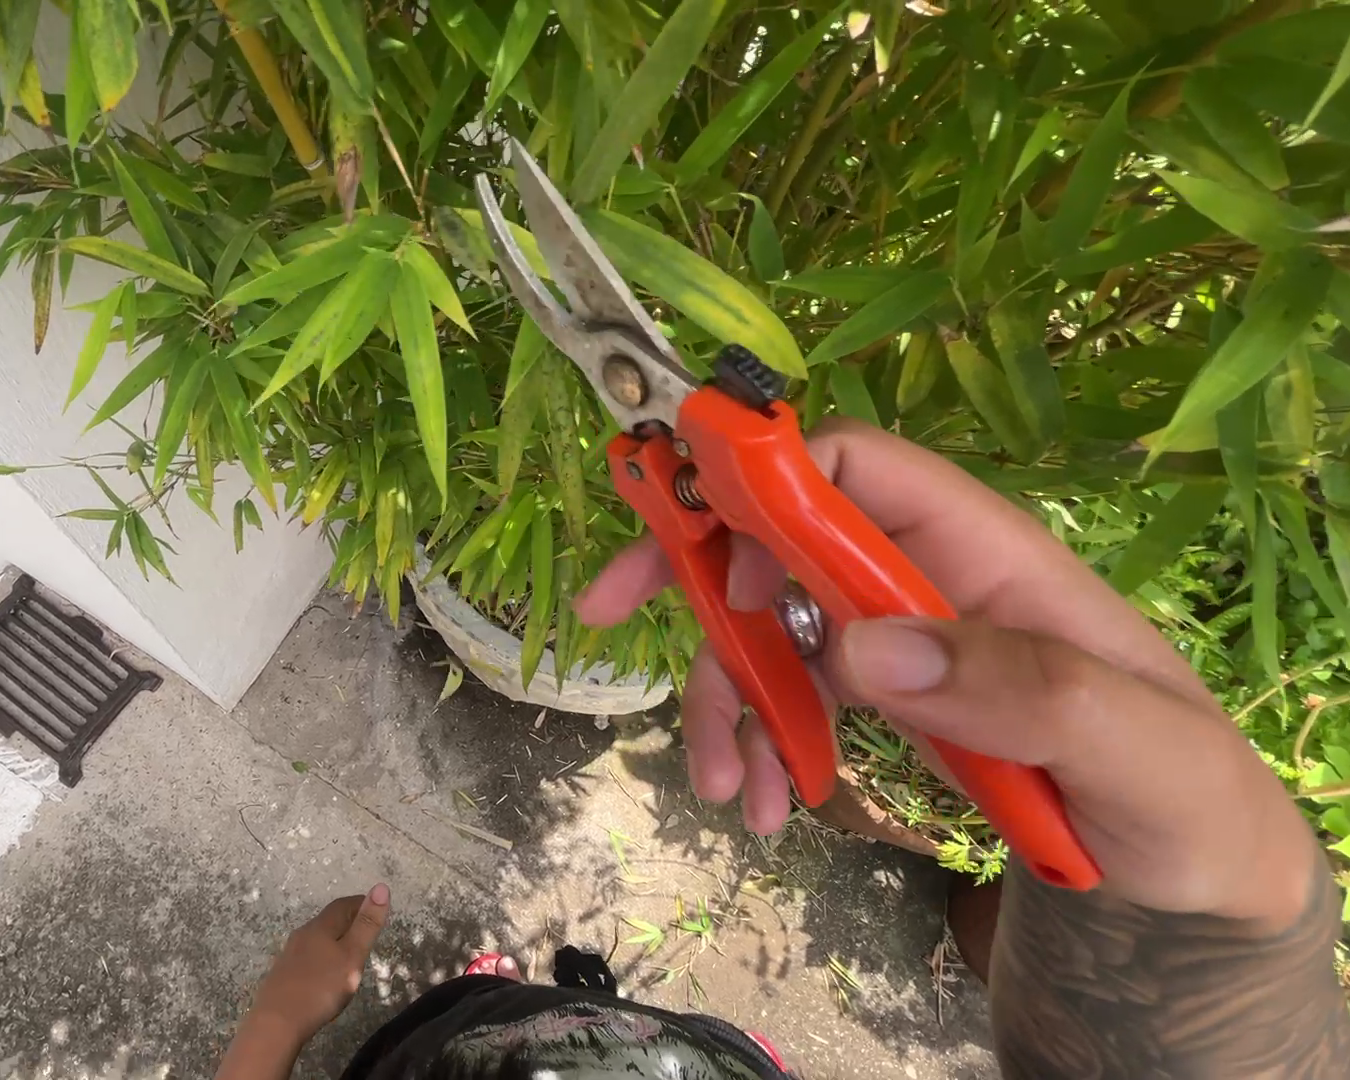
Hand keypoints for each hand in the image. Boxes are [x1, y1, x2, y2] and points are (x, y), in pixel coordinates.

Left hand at [249, 884, 390, 1044]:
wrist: (275, 1023)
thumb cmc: (320, 987)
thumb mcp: (351, 956)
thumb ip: (366, 925)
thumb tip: (381, 886)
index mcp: (320, 926)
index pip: (343, 905)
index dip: (360, 903)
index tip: (376, 906)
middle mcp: (303, 934)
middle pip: (329, 920)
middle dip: (348, 920)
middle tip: (366, 929)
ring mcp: (290, 954)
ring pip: (317, 939)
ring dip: (334, 940)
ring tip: (349, 953)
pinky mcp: (283, 974)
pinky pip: (308, 956)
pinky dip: (322, 957)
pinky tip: (325, 974)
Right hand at [577, 419, 1317, 923]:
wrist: (1170, 872)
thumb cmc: (1181, 802)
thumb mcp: (1149, 760)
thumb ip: (1031, 695)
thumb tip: (862, 649)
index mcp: (978, 552)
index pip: (855, 469)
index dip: (770, 491)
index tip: (717, 562)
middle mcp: (907, 576)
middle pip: (769, 536)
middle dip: (683, 571)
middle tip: (606, 606)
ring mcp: (873, 630)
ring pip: (753, 628)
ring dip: (717, 698)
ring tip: (727, 788)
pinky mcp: (854, 684)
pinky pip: (769, 691)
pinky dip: (746, 741)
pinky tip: (762, 801)